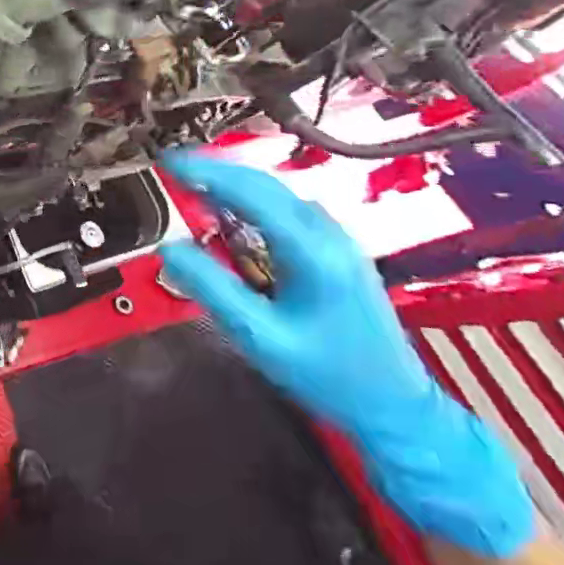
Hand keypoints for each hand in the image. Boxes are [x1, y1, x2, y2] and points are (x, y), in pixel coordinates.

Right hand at [158, 150, 535, 558]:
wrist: (393, 403)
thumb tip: (171, 251)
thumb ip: (214, 291)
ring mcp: (337, 236)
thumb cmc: (329, 376)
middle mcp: (328, 232)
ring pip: (276, 192)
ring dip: (234, 184)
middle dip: (215, 170)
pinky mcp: (337, 246)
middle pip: (263, 182)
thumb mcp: (262, 339)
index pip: (250, 191)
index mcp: (312, 249)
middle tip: (173, 169)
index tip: (169, 161)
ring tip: (194, 185)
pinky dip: (252, 201)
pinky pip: (287, 208)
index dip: (205, 171)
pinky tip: (234, 211)